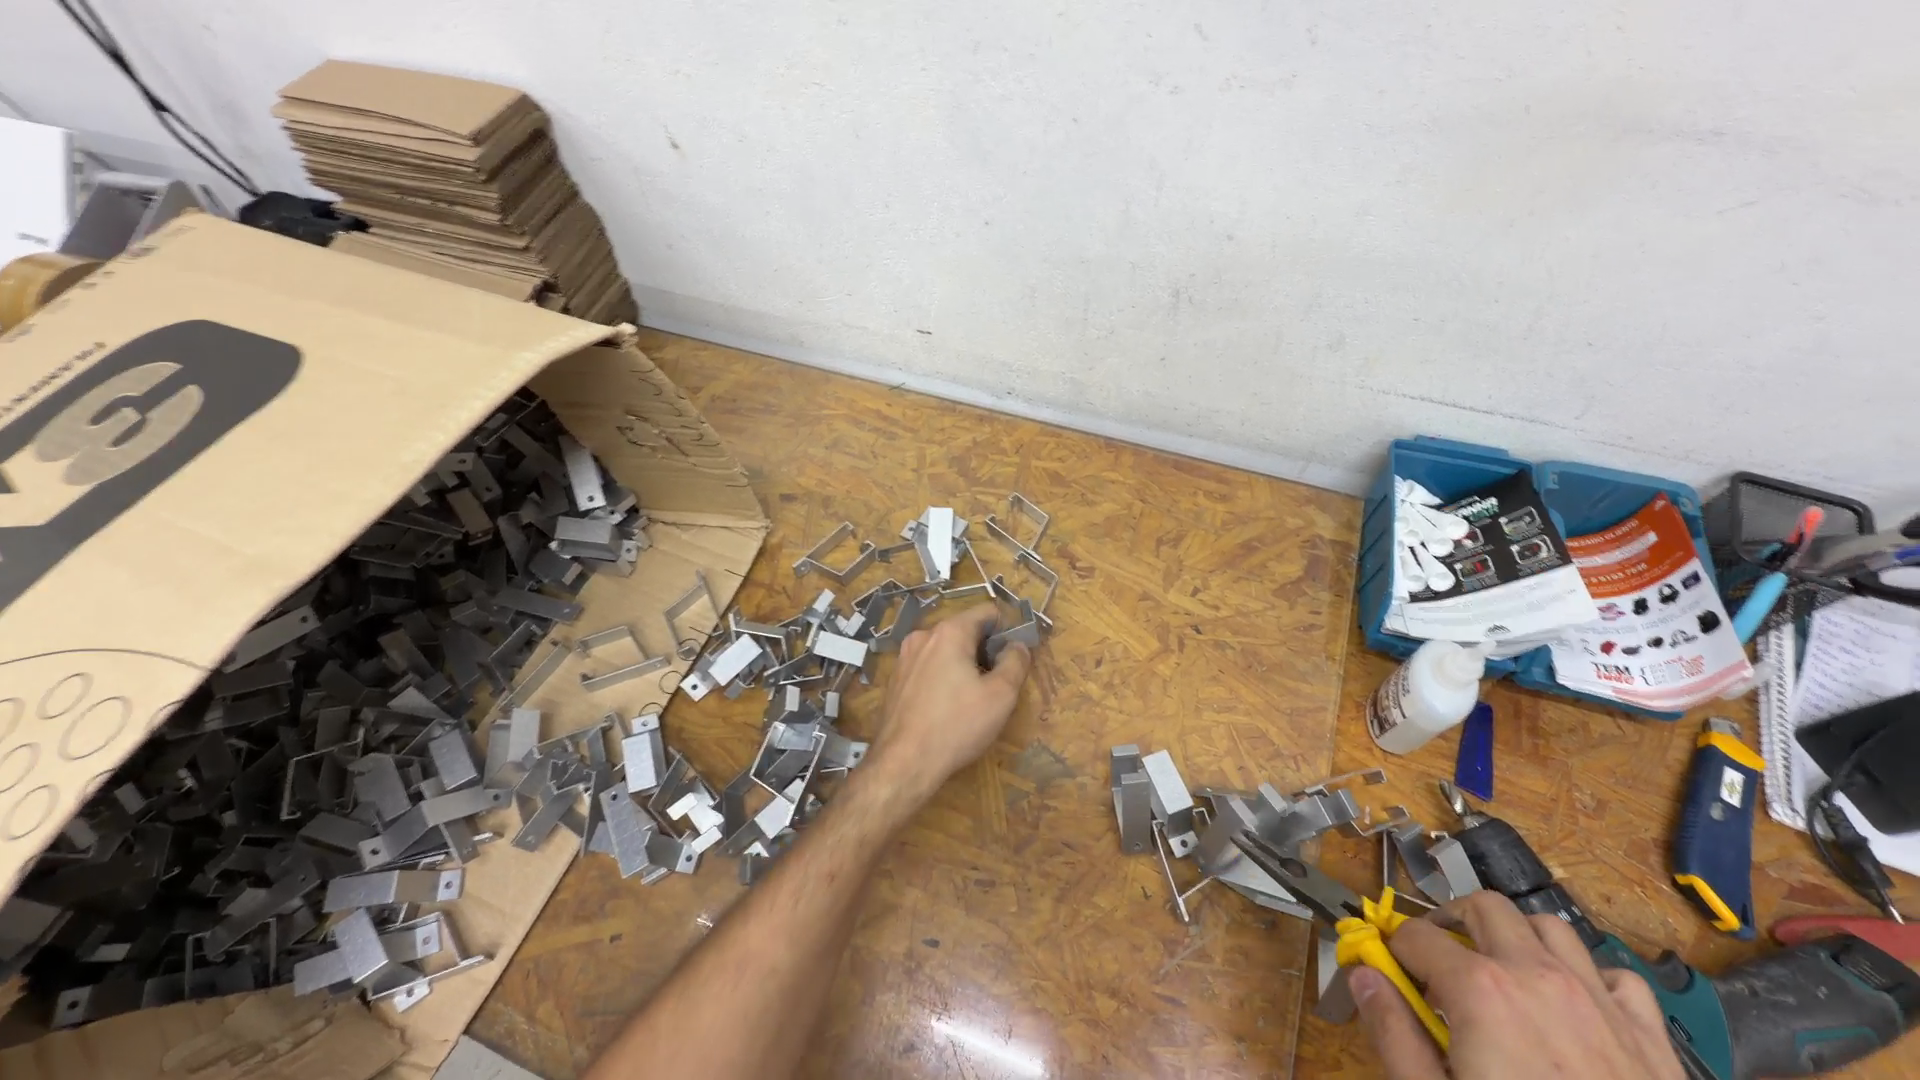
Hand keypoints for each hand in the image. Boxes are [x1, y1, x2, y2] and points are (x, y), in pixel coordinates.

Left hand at [867, 603, 1031, 797]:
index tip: (1015, 658)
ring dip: (963, 666)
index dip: (1007, 630)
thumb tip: (1018, 646)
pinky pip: (928, 668)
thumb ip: (1015, 662)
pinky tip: (947, 708)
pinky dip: (943, 678)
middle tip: (997, 684)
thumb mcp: (1001, 695)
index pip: (987, 612)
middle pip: (965, 631)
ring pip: (945, 651)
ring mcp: (904, 658)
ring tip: (973, 699)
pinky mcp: (895, 680)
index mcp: (949, 632)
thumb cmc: (956, 725)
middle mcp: (923, 637)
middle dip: (985, 651)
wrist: (903, 763)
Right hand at [1354, 891, 1684, 1079]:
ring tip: (1500, 973)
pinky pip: (1616, 978)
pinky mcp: (1648, 1036)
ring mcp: (1600, 1001)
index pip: (1416, 936)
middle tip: (1436, 961)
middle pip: (1485, 908)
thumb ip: (1392, 1032)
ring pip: (1550, 928)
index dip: (1394, 949)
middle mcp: (1539, 976)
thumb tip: (1363, 975)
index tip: (1391, 973)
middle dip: (1452, 922)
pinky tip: (1573, 1008)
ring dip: (1517, 937)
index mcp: (1480, 991)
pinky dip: (1588, 977)